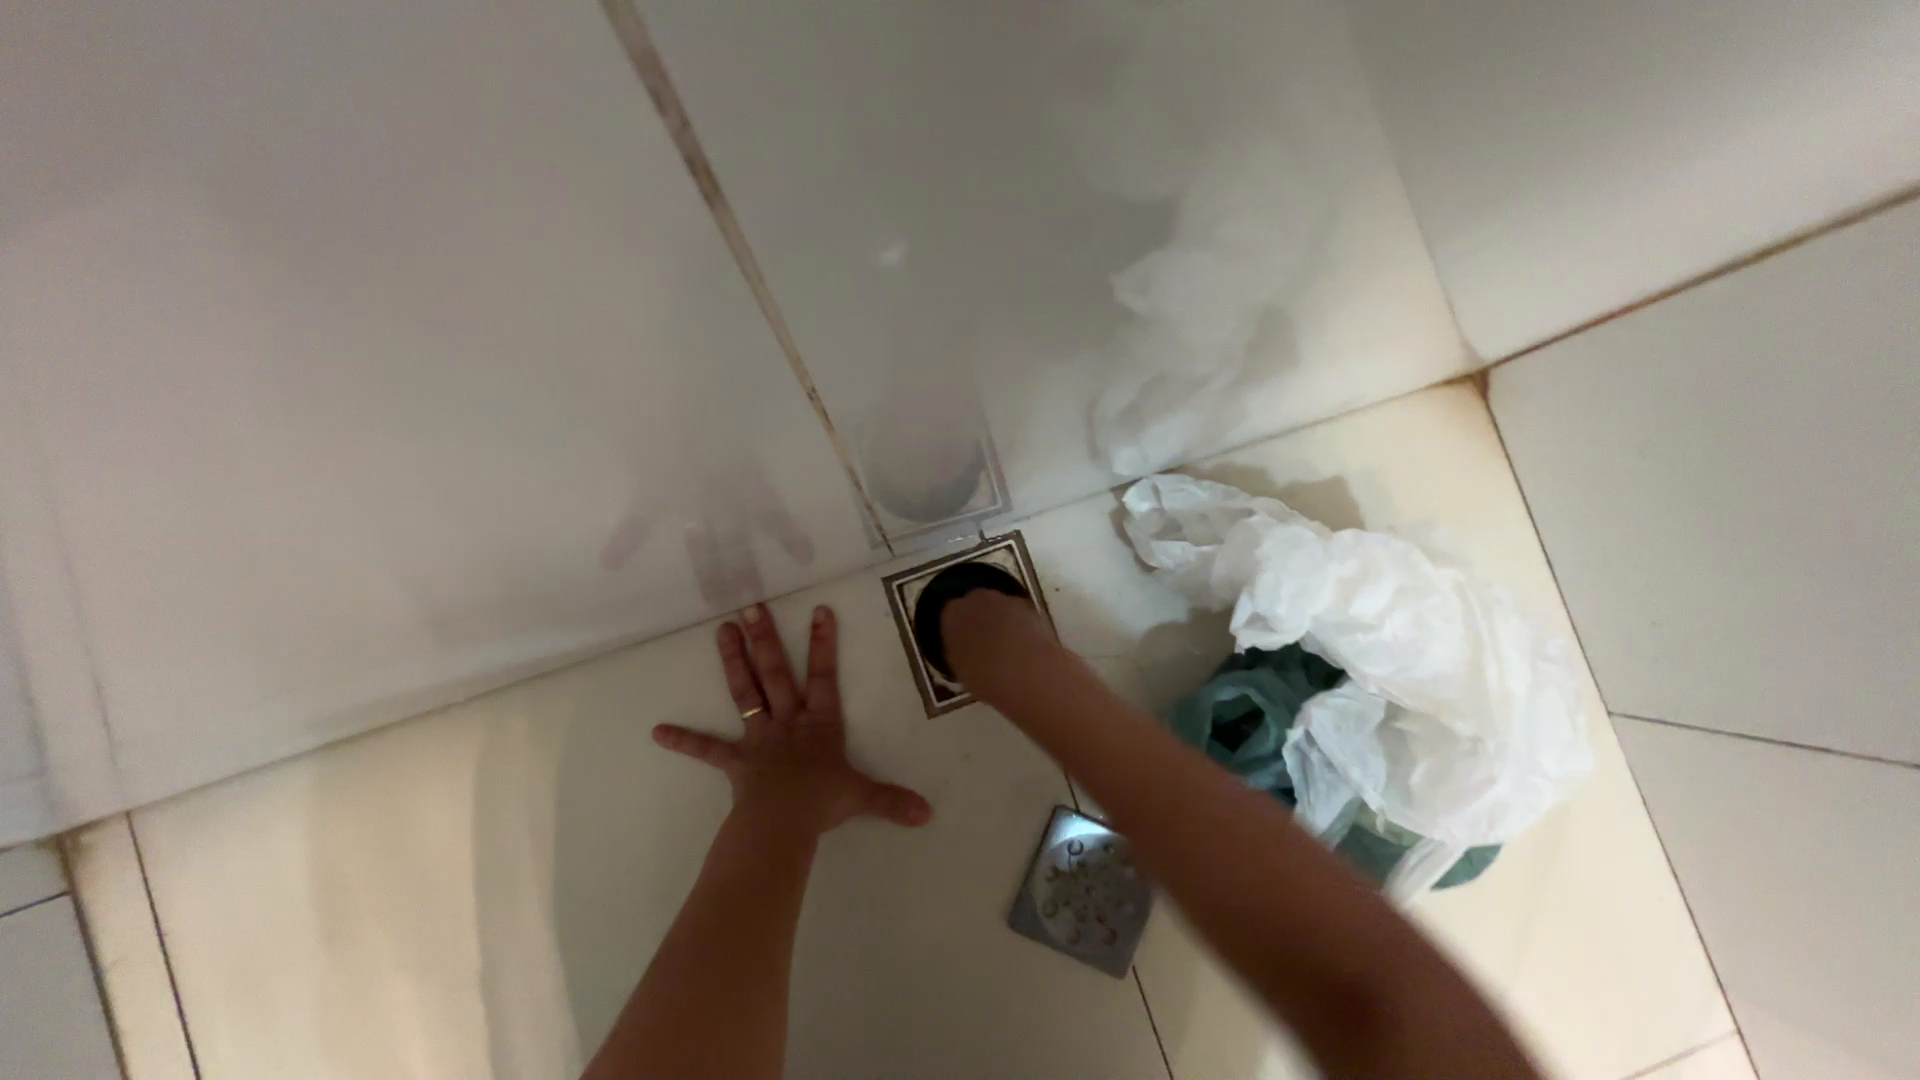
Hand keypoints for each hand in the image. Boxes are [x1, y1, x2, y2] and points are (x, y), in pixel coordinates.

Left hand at [652, 603, 933, 836]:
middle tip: (752, 606)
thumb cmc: (823, 803)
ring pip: (746, 693)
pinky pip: (708, 749)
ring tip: (722, 631)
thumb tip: (928, 814)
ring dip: (734, 662)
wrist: (783, 823)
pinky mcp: (736, 761)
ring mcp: (759, 738)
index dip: (824, 644)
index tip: (819, 610)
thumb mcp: (864, 797)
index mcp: (820, 724)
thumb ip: (893, 801)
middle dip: (766, 639)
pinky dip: (684, 740)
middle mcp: (788, 721)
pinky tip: (657, 731)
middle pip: (777, 673)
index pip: (824, 676)